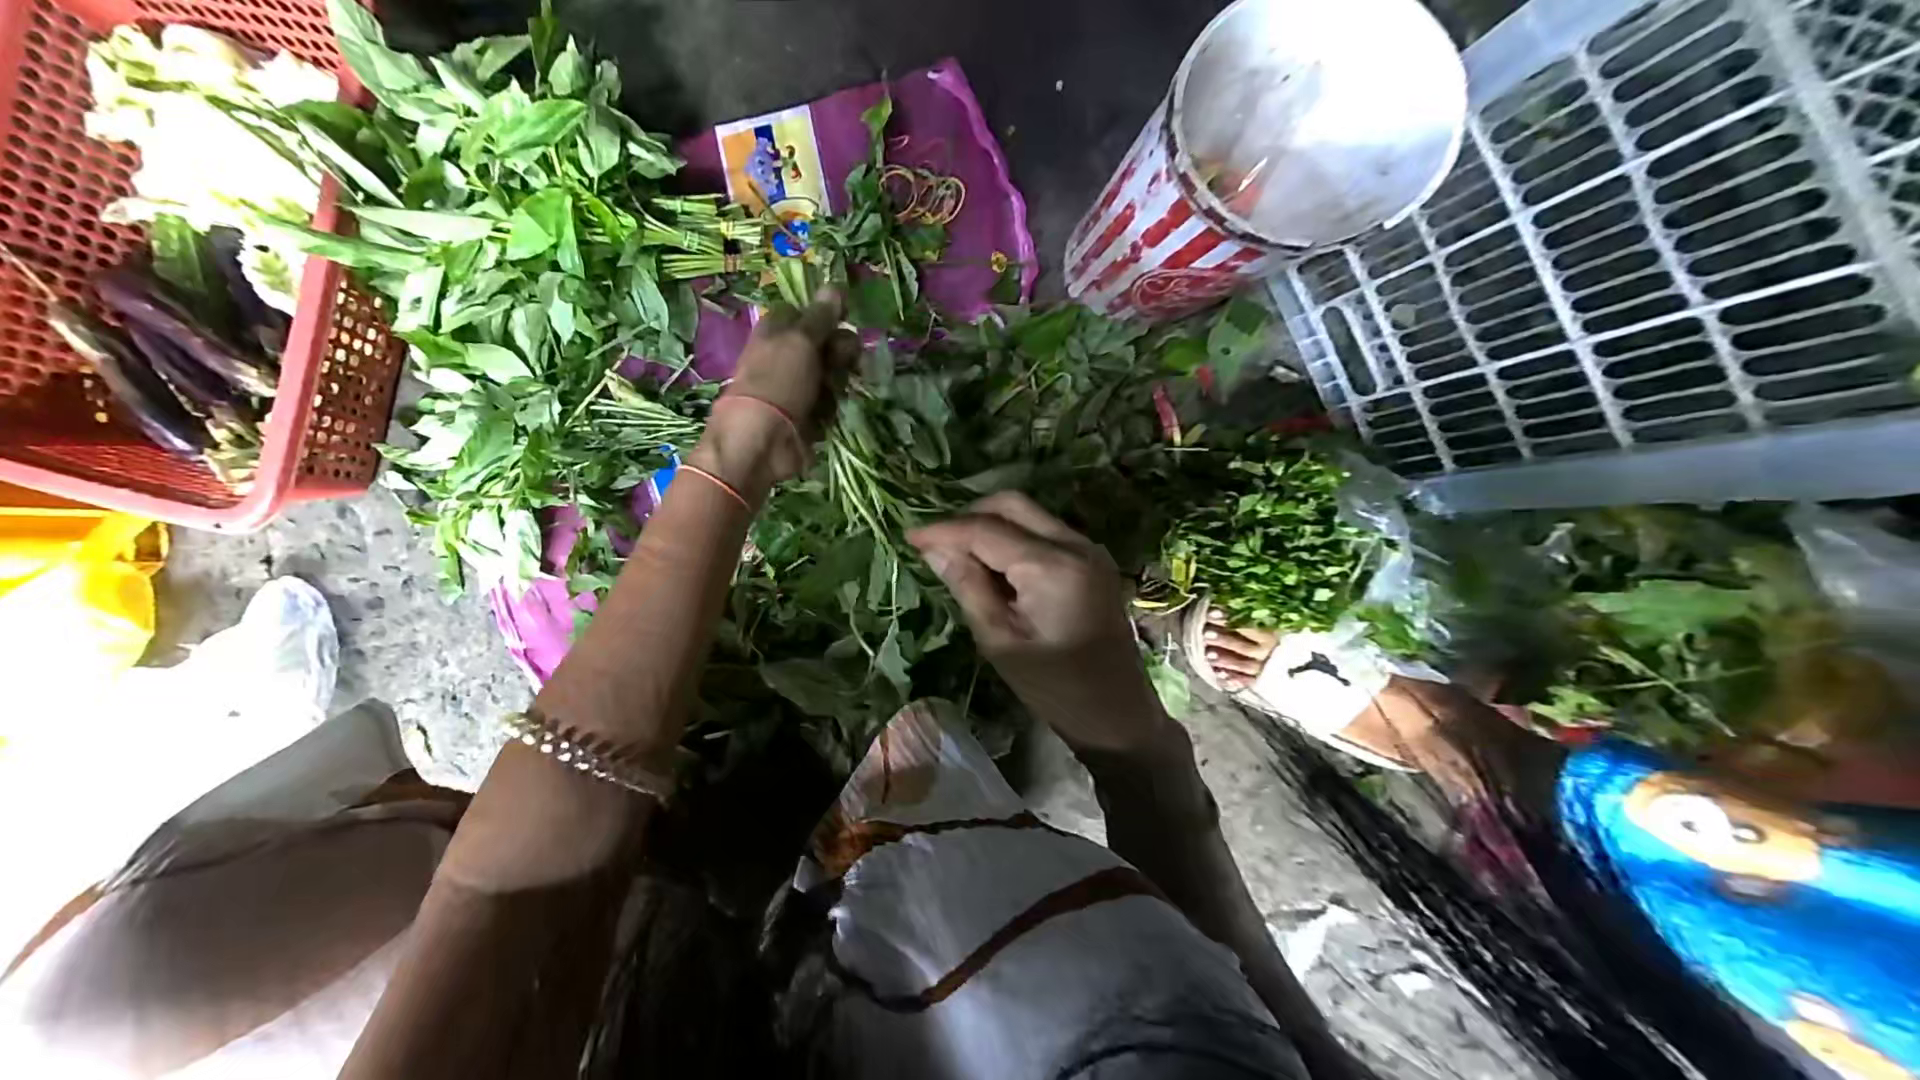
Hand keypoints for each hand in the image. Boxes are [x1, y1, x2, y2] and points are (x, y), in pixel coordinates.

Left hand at [699, 289, 859, 489]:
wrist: (764, 440)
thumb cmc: (778, 381)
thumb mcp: (801, 340)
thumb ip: (821, 316)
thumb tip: (835, 285)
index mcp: (777, 330)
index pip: (807, 312)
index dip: (827, 315)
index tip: (845, 318)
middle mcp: (787, 355)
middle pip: (827, 343)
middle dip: (840, 351)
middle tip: (842, 359)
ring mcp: (798, 386)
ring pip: (833, 374)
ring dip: (838, 381)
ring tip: (830, 392)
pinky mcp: (808, 413)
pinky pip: (831, 402)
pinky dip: (831, 407)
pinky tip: (824, 414)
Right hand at [908, 492, 1173, 755]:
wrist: (1118, 714)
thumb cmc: (1055, 688)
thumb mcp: (1000, 641)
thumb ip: (967, 586)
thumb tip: (935, 549)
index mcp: (1053, 566)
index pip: (986, 529)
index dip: (944, 530)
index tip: (910, 537)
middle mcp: (1076, 544)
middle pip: (1012, 505)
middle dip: (969, 516)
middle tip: (936, 544)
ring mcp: (1090, 550)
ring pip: (1030, 515)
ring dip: (992, 525)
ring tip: (958, 554)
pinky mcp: (1093, 561)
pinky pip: (1045, 532)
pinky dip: (1014, 538)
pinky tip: (993, 565)